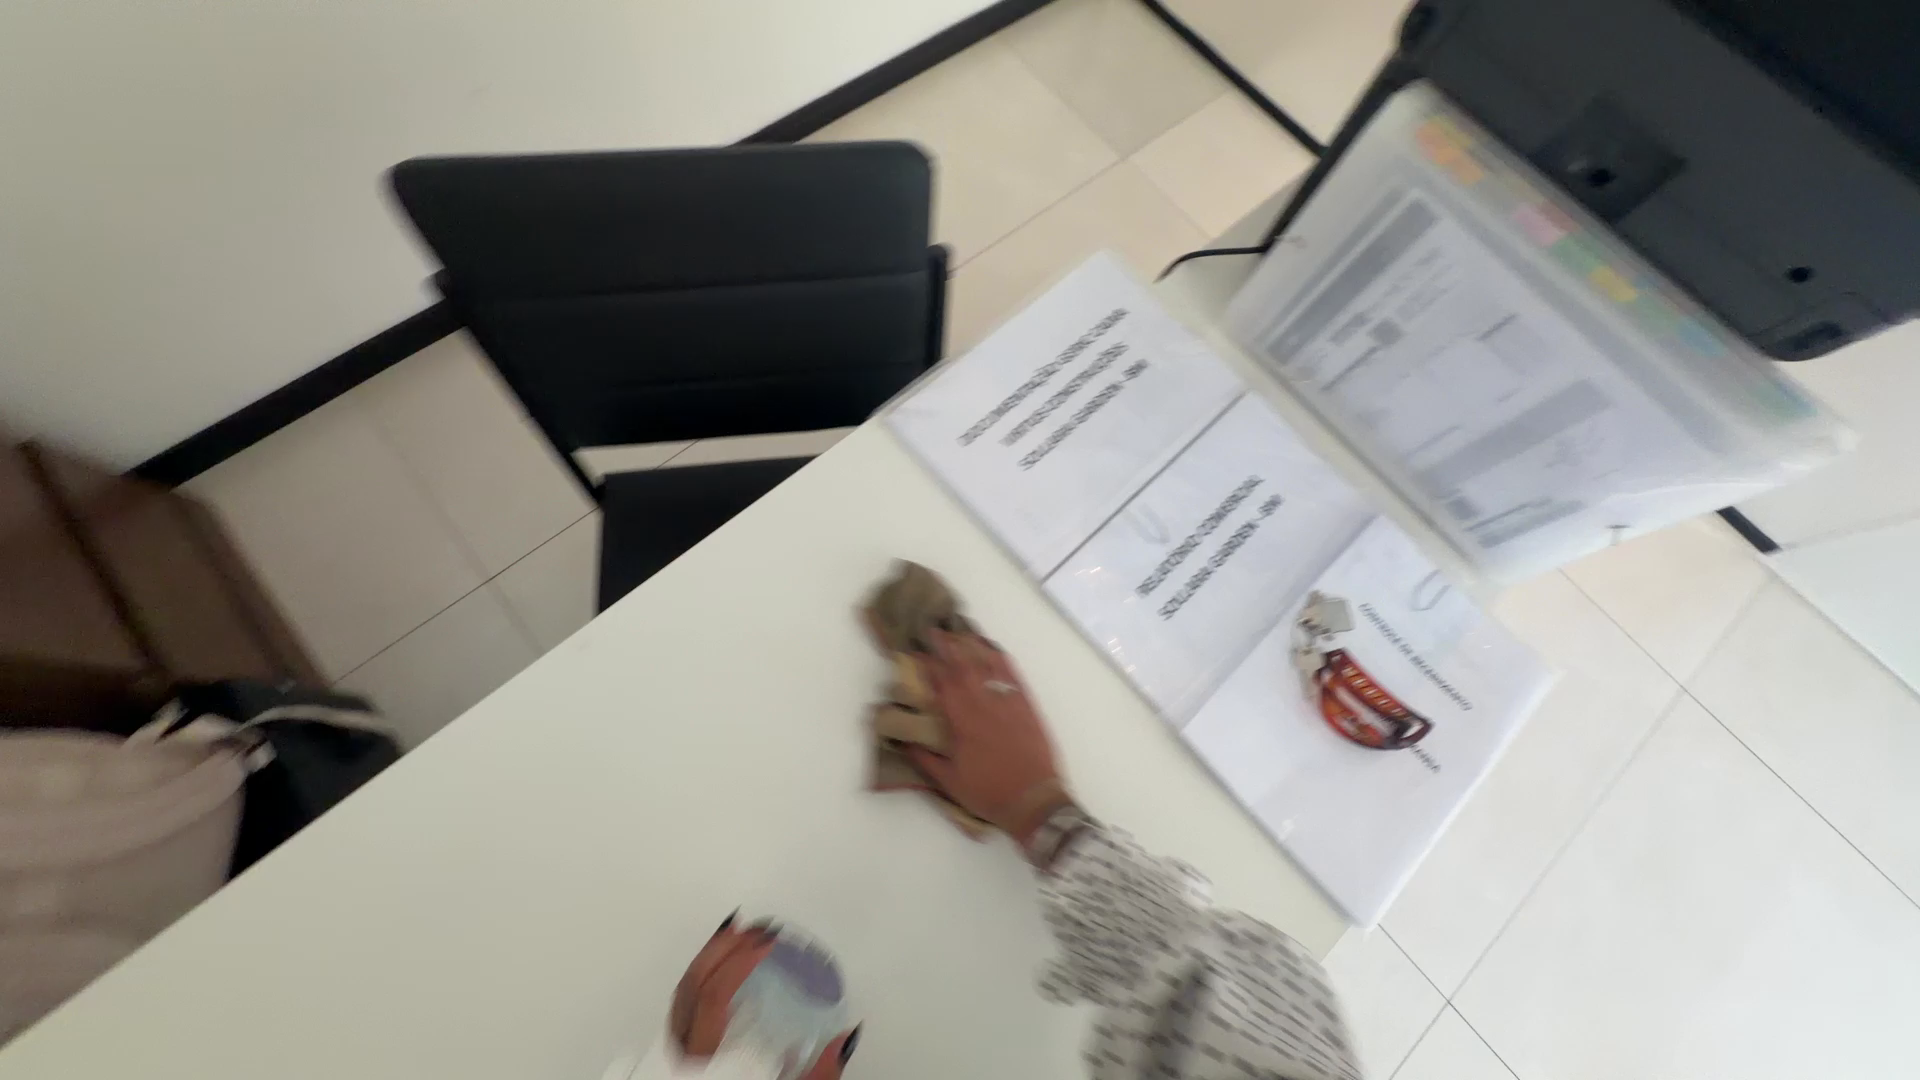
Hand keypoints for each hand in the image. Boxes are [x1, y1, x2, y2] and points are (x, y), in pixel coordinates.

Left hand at [671, 916, 861, 1074]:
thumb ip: (819, 1075)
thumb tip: (846, 1036)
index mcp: (714, 1069)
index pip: (716, 997)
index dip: (739, 961)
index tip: (765, 941)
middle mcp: (684, 1065)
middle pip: (689, 992)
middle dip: (719, 952)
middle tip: (750, 929)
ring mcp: (672, 1069)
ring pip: (678, 1004)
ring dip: (703, 966)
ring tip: (729, 942)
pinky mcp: (672, 1074)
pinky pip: (677, 1020)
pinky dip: (694, 991)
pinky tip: (711, 983)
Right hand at [907, 631, 1070, 842]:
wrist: (1034, 800)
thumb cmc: (989, 793)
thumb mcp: (950, 782)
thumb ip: (926, 759)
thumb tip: (904, 740)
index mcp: (963, 723)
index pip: (942, 685)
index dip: (929, 666)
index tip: (917, 652)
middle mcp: (984, 706)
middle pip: (963, 668)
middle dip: (948, 647)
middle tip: (935, 631)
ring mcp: (1008, 703)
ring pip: (988, 666)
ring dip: (973, 647)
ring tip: (961, 633)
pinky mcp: (1027, 706)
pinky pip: (1013, 675)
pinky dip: (1002, 659)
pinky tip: (994, 649)